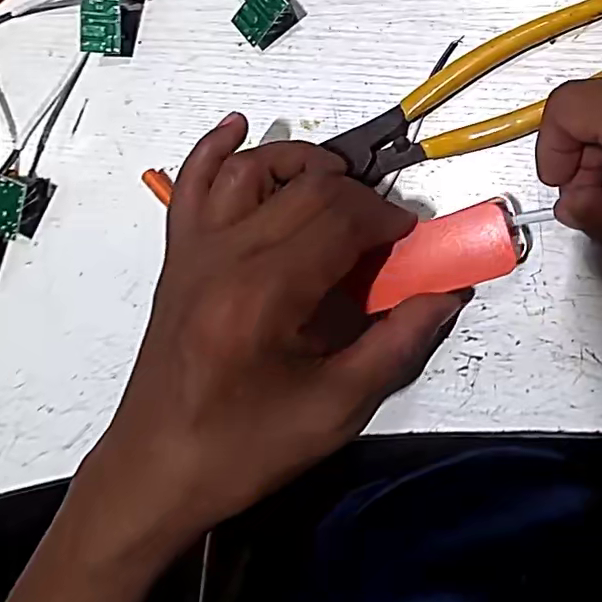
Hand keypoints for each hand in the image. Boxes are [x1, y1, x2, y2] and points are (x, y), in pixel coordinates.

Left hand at [87, 114, 467, 537]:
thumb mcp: (337, 409)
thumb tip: (447, 294)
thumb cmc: (244, 448)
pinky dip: (214, 148)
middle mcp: (224, 256)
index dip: (386, 219)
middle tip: (383, 231)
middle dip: (360, 196)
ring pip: (252, 169)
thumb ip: (398, 342)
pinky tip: (238, 127)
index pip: (339, 220)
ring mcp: (195, 250)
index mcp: (263, 295)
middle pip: (306, 188)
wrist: (154, 474)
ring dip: (303, 161)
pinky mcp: (179, 255)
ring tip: (336, 181)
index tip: (410, 239)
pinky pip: (191, 183)